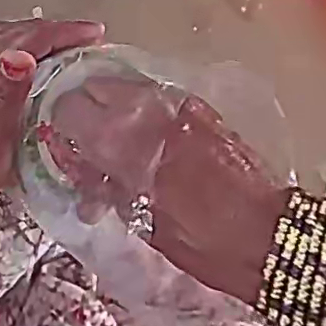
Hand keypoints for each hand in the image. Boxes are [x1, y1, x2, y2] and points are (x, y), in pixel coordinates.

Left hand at [0, 19, 104, 244]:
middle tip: (87, 36)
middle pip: (17, 30)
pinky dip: (17, 43)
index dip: (64, 32)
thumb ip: (8, 94)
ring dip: (37, 35)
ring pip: (5, 34)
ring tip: (66, 41)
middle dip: (55, 30)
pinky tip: (30, 54)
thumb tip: (21, 56)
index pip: (29, 38)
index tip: (93, 33)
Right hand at [44, 76, 289, 302]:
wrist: (267, 234)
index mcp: (126, 144)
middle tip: (82, 133)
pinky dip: (140, 103)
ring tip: (111, 130)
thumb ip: (104, 185)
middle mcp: (147, 113)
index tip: (60, 141)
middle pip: (95, 86)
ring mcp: (177, 104)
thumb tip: (76, 166)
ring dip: (110, 101)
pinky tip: (142, 127)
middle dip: (82, 107)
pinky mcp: (199, 106)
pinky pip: (155, 92)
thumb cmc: (200, 241)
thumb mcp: (140, 220)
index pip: (71, 112)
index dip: (59, 125)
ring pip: (125, 84)